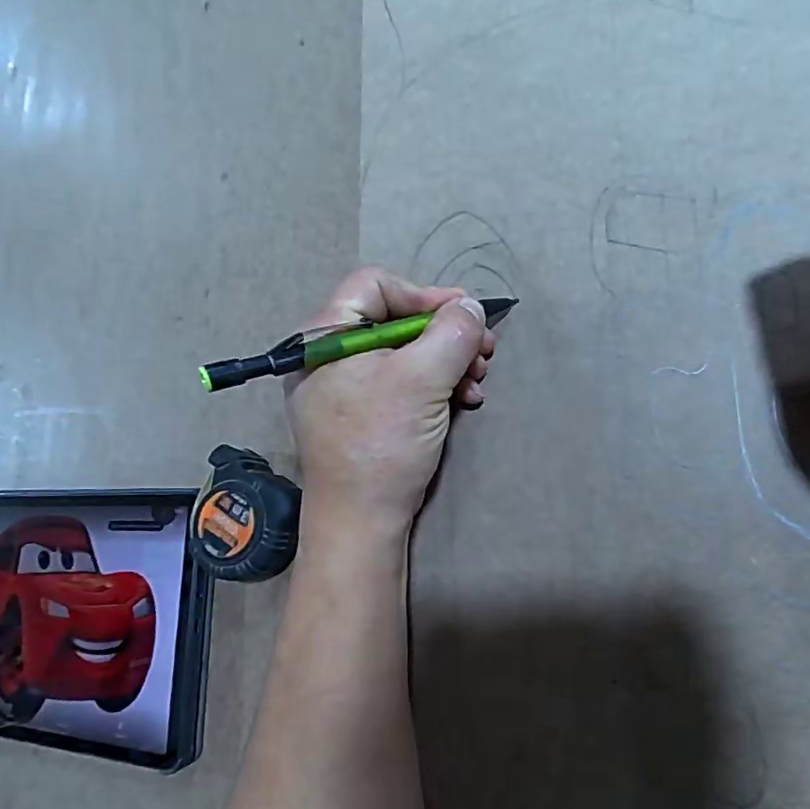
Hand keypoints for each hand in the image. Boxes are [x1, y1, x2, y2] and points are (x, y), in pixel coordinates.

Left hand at [285, 267, 496, 534]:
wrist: (361, 522)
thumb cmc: (382, 446)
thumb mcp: (422, 381)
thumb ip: (452, 334)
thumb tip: (472, 307)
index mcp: (324, 337)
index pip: (375, 286)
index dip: (424, 295)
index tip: (464, 316)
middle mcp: (329, 358)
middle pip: (395, 321)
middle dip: (446, 335)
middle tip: (484, 352)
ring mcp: (346, 390)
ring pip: (405, 355)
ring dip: (449, 363)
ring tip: (478, 382)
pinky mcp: (363, 417)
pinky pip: (402, 386)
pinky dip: (436, 388)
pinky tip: (465, 402)